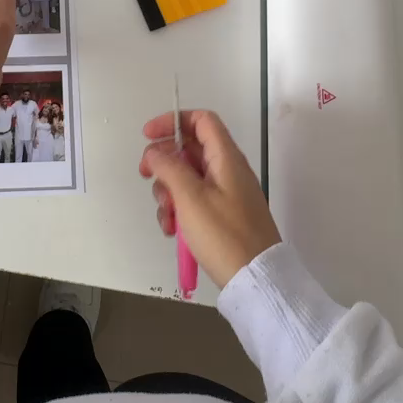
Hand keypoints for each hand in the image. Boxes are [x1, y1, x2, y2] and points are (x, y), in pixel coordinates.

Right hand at [139, 110, 280, 286]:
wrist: (257, 282)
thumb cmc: (224, 235)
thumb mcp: (191, 198)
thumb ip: (169, 167)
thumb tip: (154, 151)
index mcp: (226, 157)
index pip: (200, 120)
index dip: (173, 121)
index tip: (148, 136)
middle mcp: (227, 170)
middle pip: (190, 149)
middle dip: (164, 162)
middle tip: (146, 176)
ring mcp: (226, 193)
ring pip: (188, 176)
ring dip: (169, 191)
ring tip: (166, 215)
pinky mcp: (223, 215)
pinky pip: (195, 200)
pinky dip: (180, 209)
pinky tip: (173, 230)